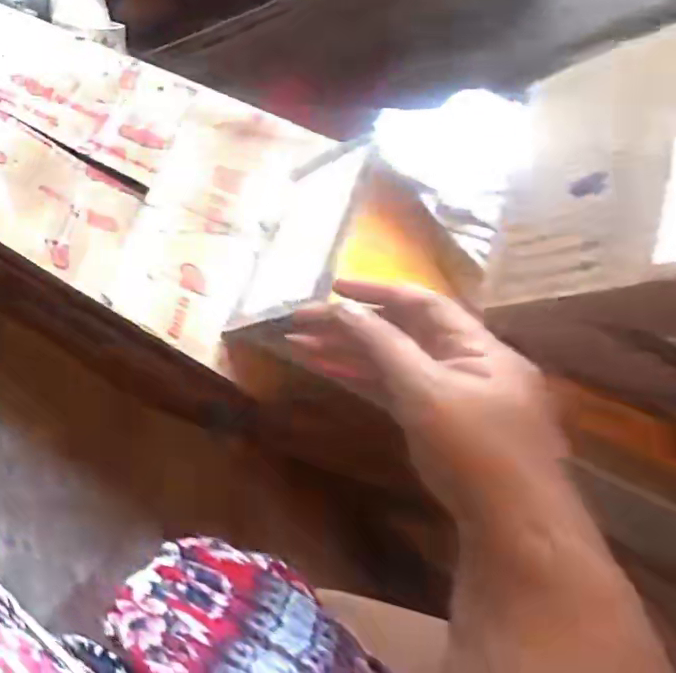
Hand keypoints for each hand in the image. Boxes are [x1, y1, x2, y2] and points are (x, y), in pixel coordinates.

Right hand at [287, 279, 568, 519]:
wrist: (511, 519)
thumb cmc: (474, 445)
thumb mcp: (423, 386)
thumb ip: (381, 341)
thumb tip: (342, 306)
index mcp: (482, 351)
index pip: (425, 304)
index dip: (377, 291)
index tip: (330, 287)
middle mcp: (469, 364)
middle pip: (400, 330)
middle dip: (348, 322)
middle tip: (299, 319)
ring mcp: (451, 390)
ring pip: (388, 355)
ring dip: (342, 346)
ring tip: (295, 341)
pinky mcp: (432, 413)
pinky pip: (388, 380)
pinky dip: (355, 370)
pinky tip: (320, 364)